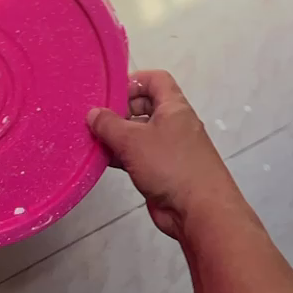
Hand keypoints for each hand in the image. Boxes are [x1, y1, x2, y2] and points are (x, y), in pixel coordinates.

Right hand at [87, 70, 245, 239]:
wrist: (200, 212)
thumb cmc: (170, 165)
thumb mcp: (133, 140)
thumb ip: (109, 124)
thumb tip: (93, 113)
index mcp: (174, 107)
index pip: (155, 79)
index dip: (133, 80)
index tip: (109, 93)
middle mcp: (174, 124)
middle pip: (145, 106)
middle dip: (120, 110)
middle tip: (96, 119)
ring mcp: (169, 148)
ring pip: (139, 133)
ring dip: (117, 136)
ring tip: (93, 140)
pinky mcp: (163, 171)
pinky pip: (139, 155)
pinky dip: (122, 155)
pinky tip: (103, 160)